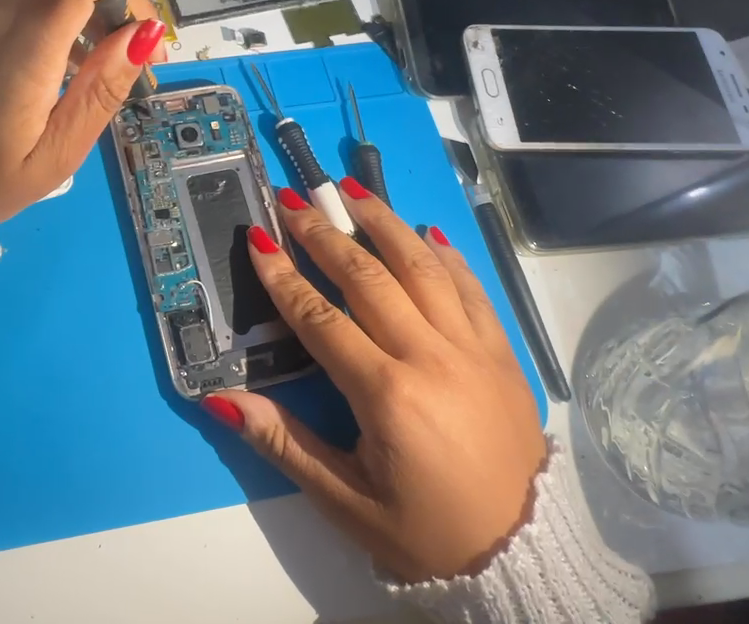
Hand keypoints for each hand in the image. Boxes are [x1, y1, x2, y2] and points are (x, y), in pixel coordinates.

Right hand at [207, 182, 547, 581]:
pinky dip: (446, 255)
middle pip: (369, 277)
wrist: (526, 559)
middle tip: (294, 199)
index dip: (284, 276)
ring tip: (353, 189)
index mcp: (387, 394)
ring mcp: (473, 348)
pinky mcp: (502, 353)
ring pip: (423, 267)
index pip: (321, 318)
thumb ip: (283, 443)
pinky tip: (426, 231)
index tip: (258, 238)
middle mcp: (431, 356)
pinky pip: (472, 288)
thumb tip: (222, 400)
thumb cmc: (425, 534)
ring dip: (384, 223)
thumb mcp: (346, 502)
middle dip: (325, 233)